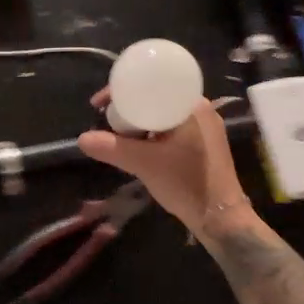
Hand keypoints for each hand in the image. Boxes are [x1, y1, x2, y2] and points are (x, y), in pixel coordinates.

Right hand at [78, 90, 252, 236]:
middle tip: (107, 121)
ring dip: (140, 124)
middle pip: (156, 99)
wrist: (221, 218)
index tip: (102, 102)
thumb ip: (113, 149)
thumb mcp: (144, 164)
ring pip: (162, 116)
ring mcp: (204, 128)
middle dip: (129, 109)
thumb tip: (82, 139)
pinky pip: (171, 129)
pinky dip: (153, 135)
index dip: (124, 90)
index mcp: (191, 105)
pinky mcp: (203, 145)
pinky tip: (140, 148)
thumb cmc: (187, 183)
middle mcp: (200, 110)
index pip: (152, 85)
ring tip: (119, 136)